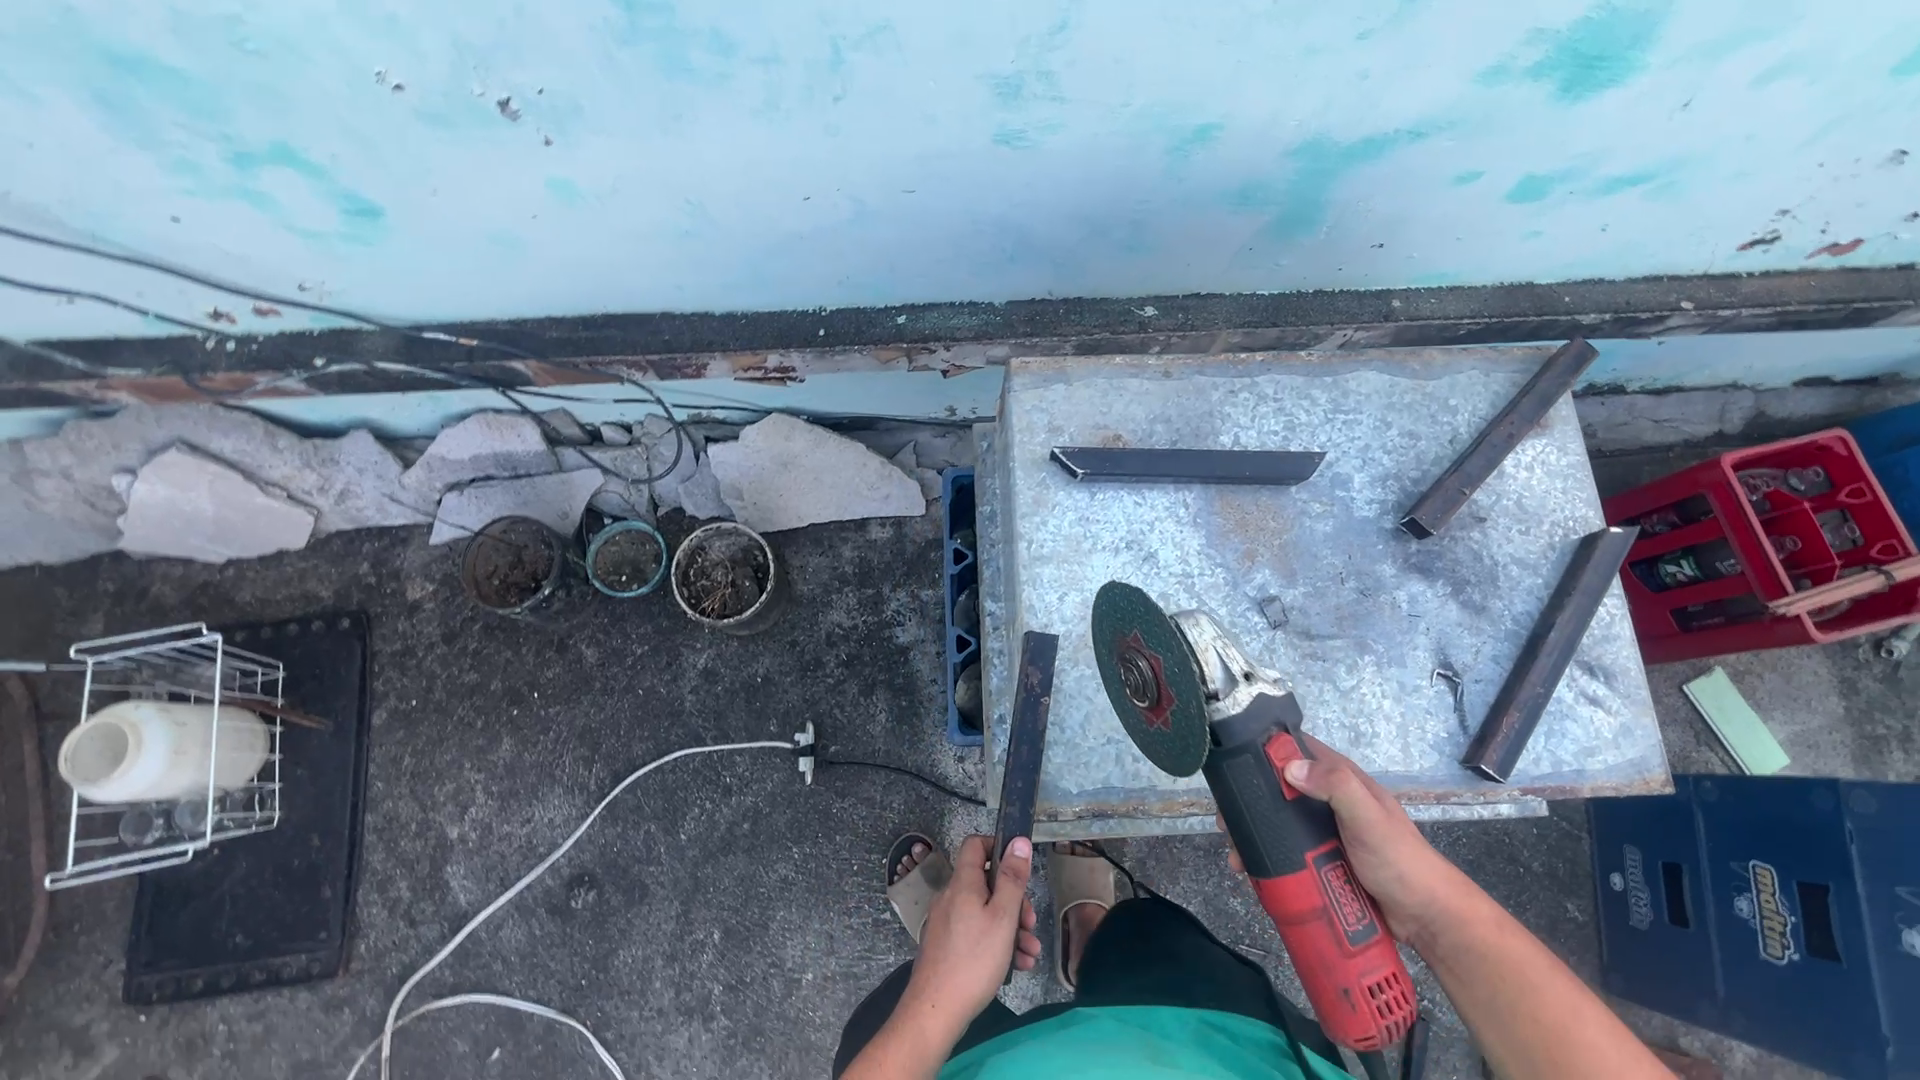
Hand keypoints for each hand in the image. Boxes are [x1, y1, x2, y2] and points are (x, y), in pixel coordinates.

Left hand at [900, 836, 1041, 1037]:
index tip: (1019, 866)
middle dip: (1014, 900)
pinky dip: (996, 943)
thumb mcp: (1003, 917)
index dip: (998, 846)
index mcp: (962, 883)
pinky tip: (1016, 965)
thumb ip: (1012, 878)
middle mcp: (951, 897)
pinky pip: (976, 933)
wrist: (936, 1010)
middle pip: (986, 883)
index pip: (975, 845)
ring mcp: (947, 922)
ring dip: (1011, 928)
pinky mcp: (947, 945)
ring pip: (985, 913)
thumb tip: (1019, 841)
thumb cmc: (974, 960)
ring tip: (1030, 952)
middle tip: (1030, 923)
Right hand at [1220, 735, 1468, 949]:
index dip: (1266, 752)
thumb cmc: (1399, 859)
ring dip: (1254, 836)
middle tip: (1225, 823)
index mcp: (1342, 779)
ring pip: (1279, 825)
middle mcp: (1329, 801)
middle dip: (1250, 804)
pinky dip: (1267, 859)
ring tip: (1236, 856)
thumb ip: (1336, 787)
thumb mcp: (1369, 817)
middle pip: (1279, 791)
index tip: (1234, 767)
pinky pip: (1286, 853)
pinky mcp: (1322, 860)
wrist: (1425, 916)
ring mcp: (1325, 832)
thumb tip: (1289, 767)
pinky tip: (1252, 871)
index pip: (1298, 750)